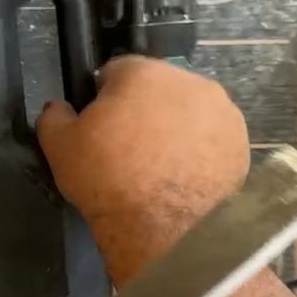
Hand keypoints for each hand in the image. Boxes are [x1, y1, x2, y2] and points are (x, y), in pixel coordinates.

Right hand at [37, 56, 248, 282]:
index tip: (96, 122)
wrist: (165, 227)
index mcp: (143, 74)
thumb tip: (60, 107)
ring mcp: (222, 112)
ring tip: (153, 162)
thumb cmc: (106, 177)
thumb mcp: (58, 144)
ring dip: (169, 125)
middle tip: (123, 144)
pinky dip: (194, 147)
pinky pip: (208, 135)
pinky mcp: (242, 141)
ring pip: (185, 110)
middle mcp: (189, 82)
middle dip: (139, 107)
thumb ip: (54, 115)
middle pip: (155, 87)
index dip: (100, 94)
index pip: (115, 69)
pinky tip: (177, 173)